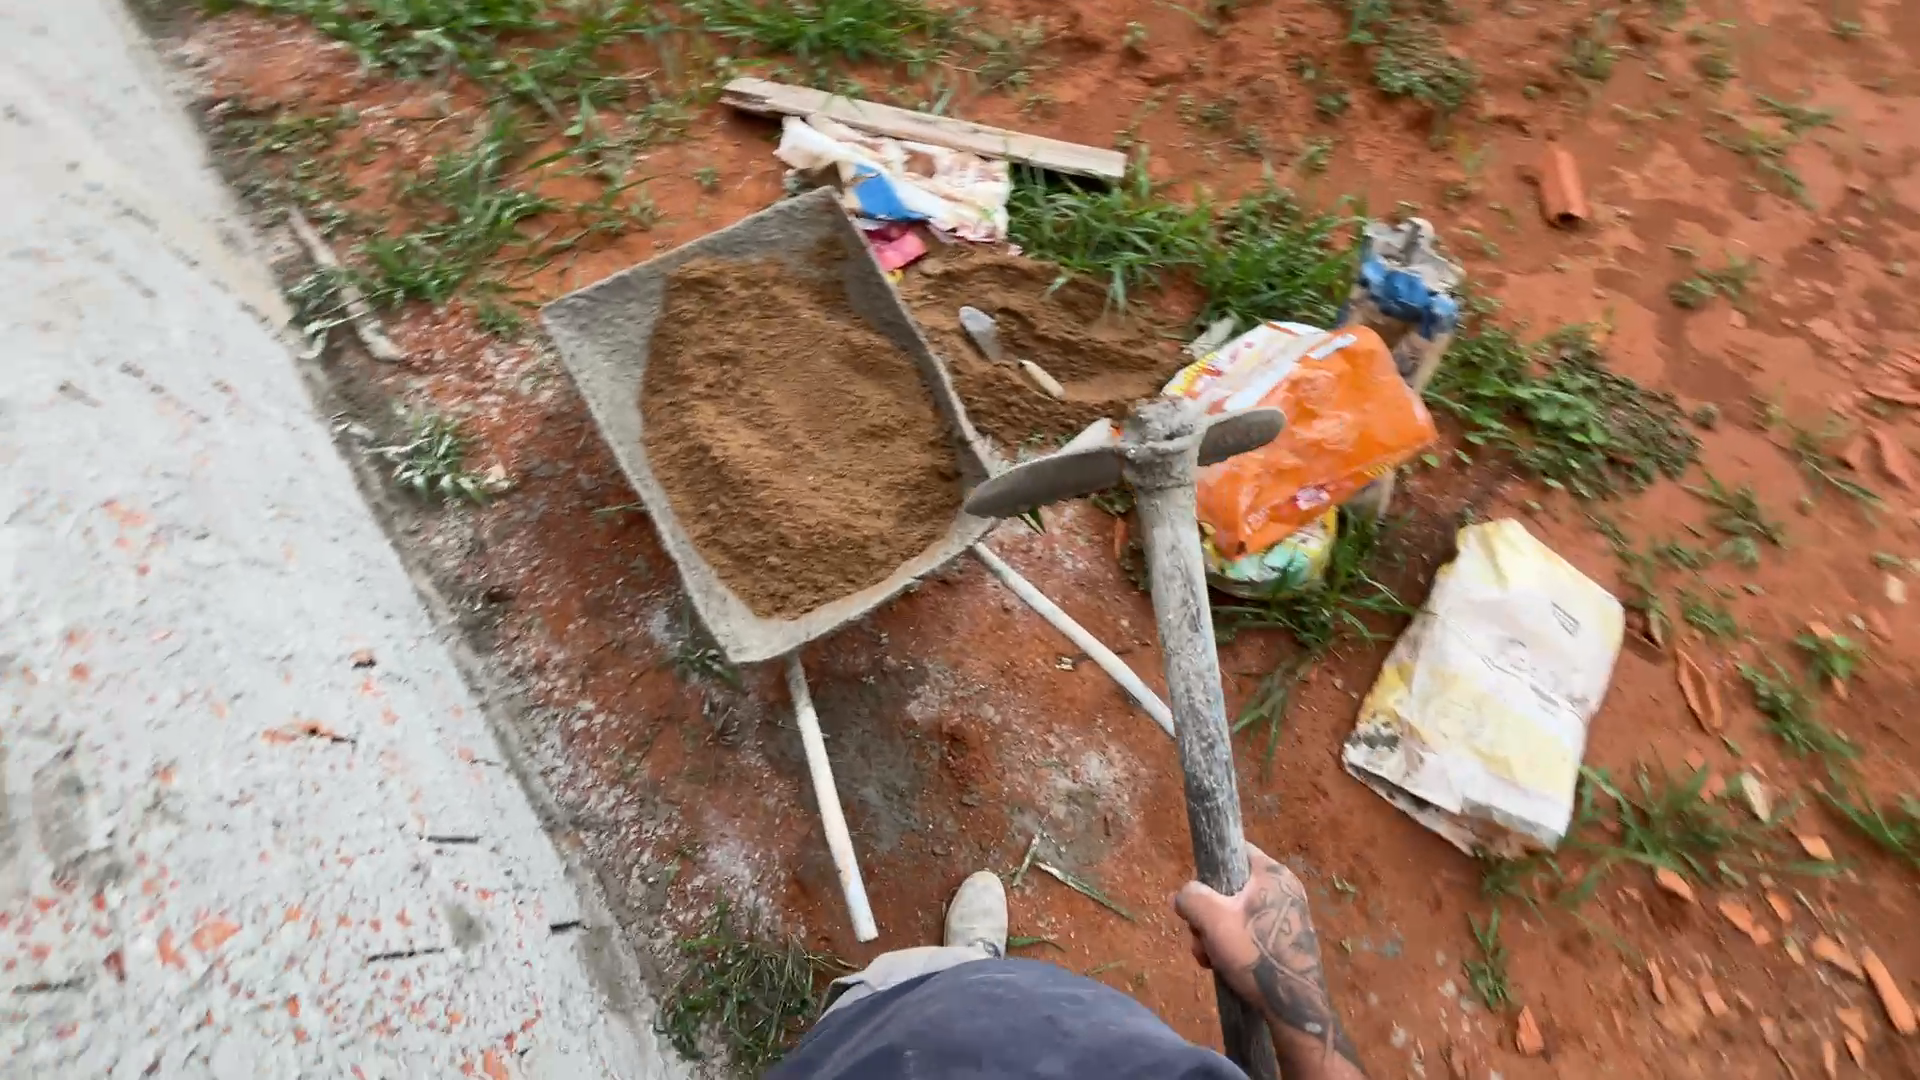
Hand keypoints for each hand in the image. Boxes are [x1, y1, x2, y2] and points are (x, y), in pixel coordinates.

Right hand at [1173, 843, 1364, 1075]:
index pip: (1234, 850)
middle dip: (1207, 913)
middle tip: (1199, 934)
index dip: (1210, 867)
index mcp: (1273, 874)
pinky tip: (1221, 966)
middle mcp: (1284, 891)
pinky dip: (1232, 946)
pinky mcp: (1286, 945)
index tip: (1199, 892)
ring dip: (1214, 933)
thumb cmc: (1255, 953)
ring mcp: (1287, 919)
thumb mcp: (1211, 917)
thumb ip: (1190, 896)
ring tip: (1208, 957)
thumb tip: (1182, 898)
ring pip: (1236, 914)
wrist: (1294, 1009)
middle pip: (1230, 888)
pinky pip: (1249, 934)